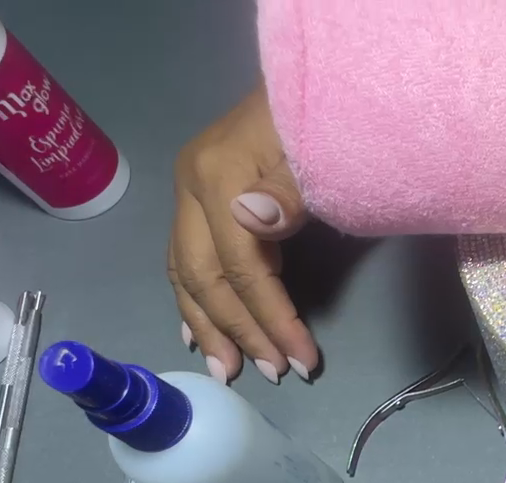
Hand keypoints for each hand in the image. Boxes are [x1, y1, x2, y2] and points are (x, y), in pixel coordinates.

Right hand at [169, 85, 318, 385]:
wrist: (304, 84)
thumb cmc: (318, 125)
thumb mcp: (313, 157)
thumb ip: (288, 192)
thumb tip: (254, 218)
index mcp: (217, 177)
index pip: (242, 269)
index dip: (272, 319)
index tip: (304, 361)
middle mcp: (193, 187)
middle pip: (205, 278)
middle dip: (238, 332)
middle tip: (269, 374)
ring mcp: (192, 194)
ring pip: (188, 274)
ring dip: (209, 327)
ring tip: (226, 368)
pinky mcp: (202, 201)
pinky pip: (189, 260)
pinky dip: (195, 301)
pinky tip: (197, 332)